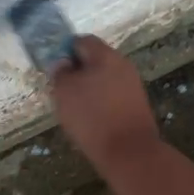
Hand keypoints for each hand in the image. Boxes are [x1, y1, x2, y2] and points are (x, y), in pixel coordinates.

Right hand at [48, 35, 161, 172]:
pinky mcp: (137, 105)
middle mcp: (122, 64)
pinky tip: (93, 120)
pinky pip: (114, 95)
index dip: (65, 51)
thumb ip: (60, 72)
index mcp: (105, 55)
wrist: (130, 153)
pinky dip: (102, 103)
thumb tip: (62, 63)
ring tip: (76, 108)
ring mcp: (133, 85)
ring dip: (90, 88)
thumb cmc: (92, 117)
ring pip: (104, 78)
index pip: (82, 41)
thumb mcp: (64, 92)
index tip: (56, 71)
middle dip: (78, 71)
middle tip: (63, 90)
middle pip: (95, 59)